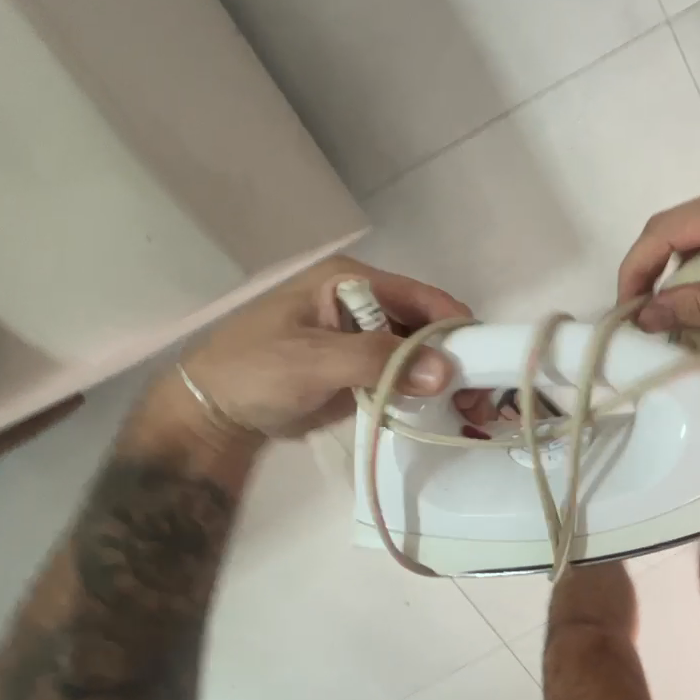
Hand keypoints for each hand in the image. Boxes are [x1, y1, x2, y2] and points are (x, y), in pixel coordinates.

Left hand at [173, 256, 469, 443]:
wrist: (216, 412)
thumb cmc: (254, 372)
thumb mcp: (313, 361)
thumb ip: (378, 361)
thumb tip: (446, 372)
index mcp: (352, 283)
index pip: (425, 298)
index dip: (458, 330)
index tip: (482, 369)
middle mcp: (368, 305)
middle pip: (433, 327)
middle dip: (460, 360)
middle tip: (478, 403)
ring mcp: (368, 339)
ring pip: (427, 354)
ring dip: (451, 381)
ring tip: (469, 415)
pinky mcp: (367, 369)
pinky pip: (411, 376)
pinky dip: (431, 394)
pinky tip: (446, 416)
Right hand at [617, 177, 699, 349]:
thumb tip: (646, 314)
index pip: (665, 230)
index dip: (637, 269)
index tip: (627, 309)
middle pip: (673, 231)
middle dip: (652, 274)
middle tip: (644, 318)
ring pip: (691, 241)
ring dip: (676, 279)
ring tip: (668, 318)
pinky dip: (699, 277)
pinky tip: (698, 306)